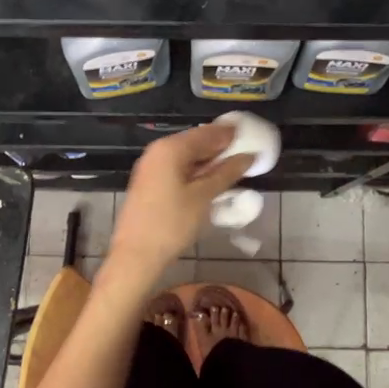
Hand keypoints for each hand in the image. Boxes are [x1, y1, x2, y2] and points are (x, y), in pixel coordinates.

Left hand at [109, 124, 256, 272]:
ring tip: (233, 169)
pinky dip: (195, 172)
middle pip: (194, 142)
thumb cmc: (172, 223)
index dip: (230, 134)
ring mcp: (151, 167)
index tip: (252, 135)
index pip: (206, 132)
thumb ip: (227, 173)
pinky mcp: (149, 183)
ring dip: (208, 161)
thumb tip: (248, 156)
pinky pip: (177, 169)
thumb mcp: (204, 197)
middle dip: (219, 148)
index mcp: (170, 148)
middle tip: (246, 153)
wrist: (136, 255)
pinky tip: (210, 182)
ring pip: (186, 157)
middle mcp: (157, 151)